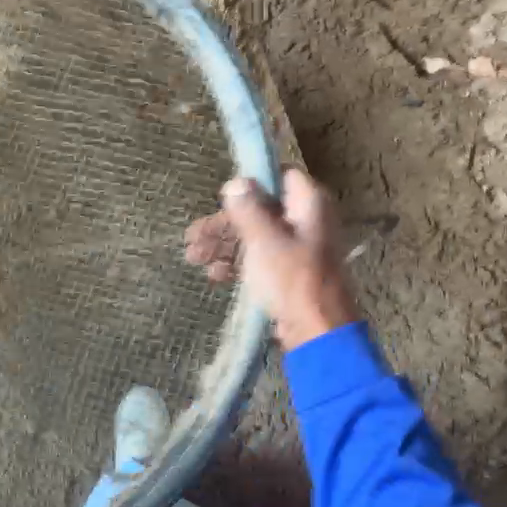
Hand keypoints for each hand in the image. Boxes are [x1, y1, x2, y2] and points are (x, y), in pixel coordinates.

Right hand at [184, 168, 360, 349]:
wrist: (314, 329)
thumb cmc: (291, 280)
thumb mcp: (265, 241)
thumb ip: (249, 209)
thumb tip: (235, 181)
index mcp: (308, 206)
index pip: (281, 177)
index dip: (251, 183)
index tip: (221, 197)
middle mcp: (304, 221)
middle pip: (260, 210)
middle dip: (225, 222)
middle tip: (192, 235)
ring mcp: (295, 248)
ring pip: (254, 236)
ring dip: (223, 245)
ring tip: (192, 258)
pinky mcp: (286, 272)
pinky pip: (257, 259)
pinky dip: (235, 263)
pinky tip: (213, 274)